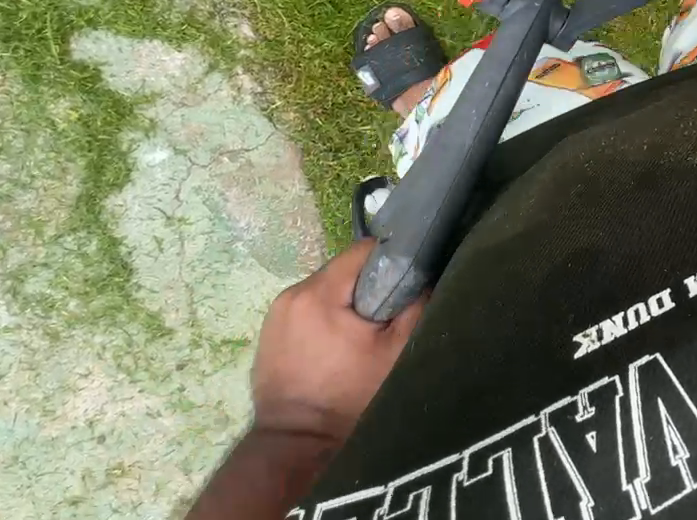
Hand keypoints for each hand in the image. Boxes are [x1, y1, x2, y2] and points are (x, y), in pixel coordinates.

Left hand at [250, 240, 425, 444]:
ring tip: (368, 328)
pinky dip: (331, 313)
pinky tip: (343, 339)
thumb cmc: (349, 395)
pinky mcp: (270, 331)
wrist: (296, 446)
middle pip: (346, 268)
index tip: (408, 283)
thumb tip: (426, 274)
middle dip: (371, 284)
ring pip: (330, 286)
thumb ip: (416, 303)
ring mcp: (276, 313)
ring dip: (351, 299)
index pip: (365, 250)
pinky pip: (312, 305)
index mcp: (318, 292)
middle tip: (390, 311)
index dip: (393, 260)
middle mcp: (291, 294)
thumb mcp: (396, 349)